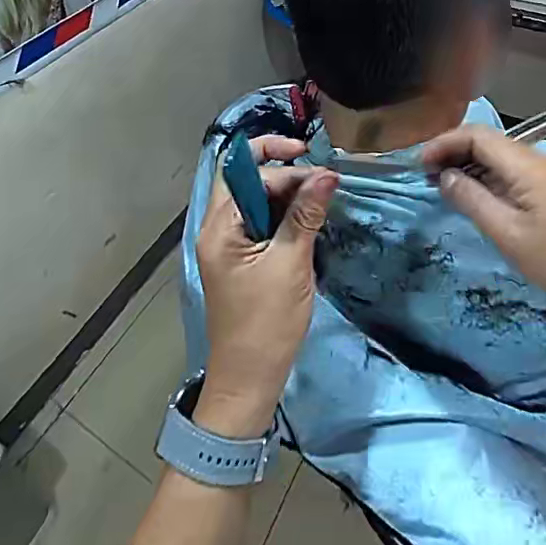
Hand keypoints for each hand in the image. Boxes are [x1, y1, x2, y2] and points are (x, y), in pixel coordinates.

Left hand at [196, 136, 338, 439]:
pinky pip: (260, 218)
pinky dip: (283, 209)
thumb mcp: (290, 264)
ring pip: (253, 196)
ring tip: (318, 191)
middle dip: (279, 164)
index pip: (247, 173)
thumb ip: (305, 215)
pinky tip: (308, 214)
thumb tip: (327, 174)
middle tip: (316, 170)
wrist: (249, 380)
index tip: (320, 172)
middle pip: (242, 176)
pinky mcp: (242, 257)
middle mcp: (217, 228)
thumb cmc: (267, 323)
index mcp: (220, 227)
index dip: (284, 167)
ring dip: (284, 187)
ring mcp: (228, 243)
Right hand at [420, 127, 545, 311]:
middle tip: (424, 174)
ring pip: (495, 155)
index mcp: (524, 164)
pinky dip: (482, 176)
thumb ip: (471, 199)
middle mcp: (533, 159)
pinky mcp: (544, 189)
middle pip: (485, 140)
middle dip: (451, 151)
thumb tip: (443, 176)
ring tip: (439, 185)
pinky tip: (468, 194)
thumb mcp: (506, 232)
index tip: (418, 164)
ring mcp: (541, 173)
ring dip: (465, 164)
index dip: (444, 143)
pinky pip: (506, 171)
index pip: (476, 135)